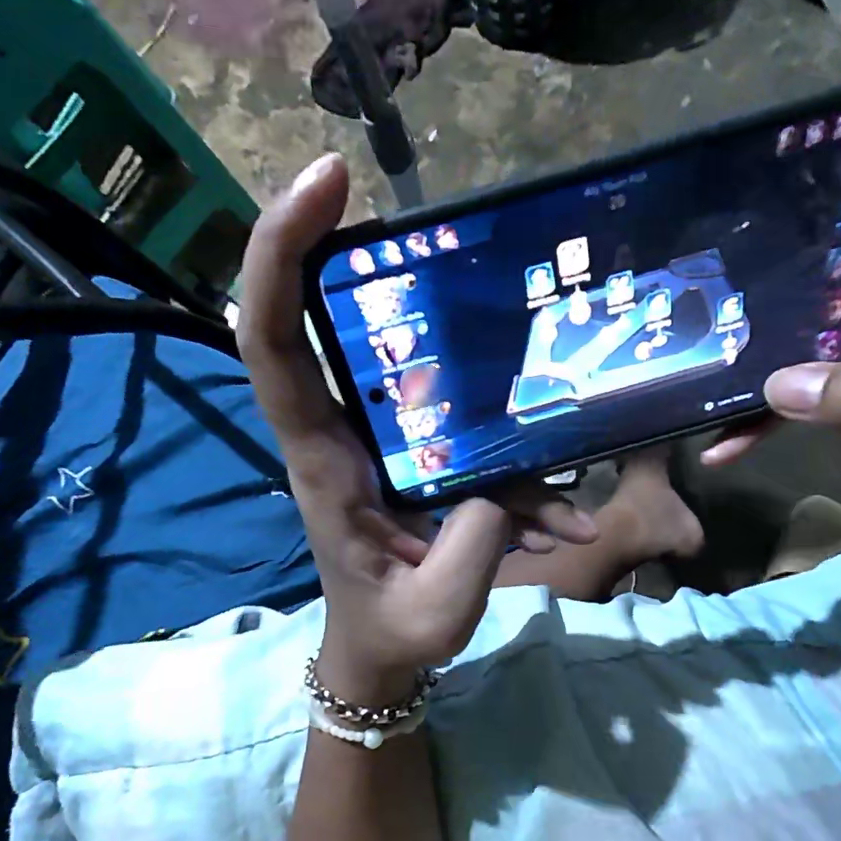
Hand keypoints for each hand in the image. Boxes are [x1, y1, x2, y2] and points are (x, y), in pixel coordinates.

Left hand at [237, 155, 596, 703]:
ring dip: (498, 405)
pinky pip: (481, 447)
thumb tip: (513, 482)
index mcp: (324, 462)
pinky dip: (526, 478)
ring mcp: (391, 445)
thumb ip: (474, 542)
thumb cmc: (392, 633)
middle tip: (451, 235)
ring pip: (435, 388)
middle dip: (383, 270)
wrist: (385, 655)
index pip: (273, 344)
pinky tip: (567, 522)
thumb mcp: (434, 606)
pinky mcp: (431, 462)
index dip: (280, 259)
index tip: (325, 186)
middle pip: (342, 329)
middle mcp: (347, 436)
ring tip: (554, 480)